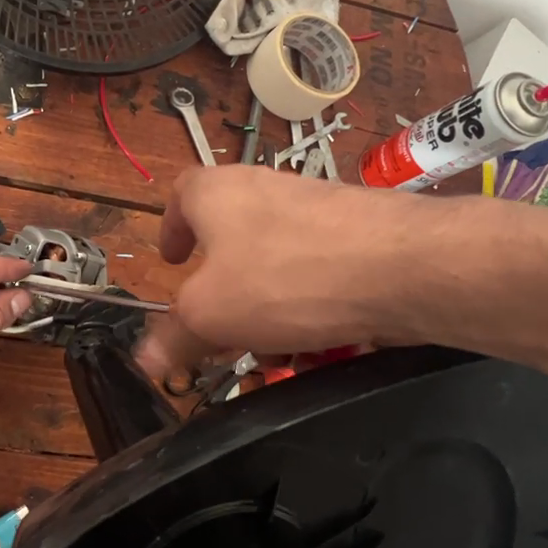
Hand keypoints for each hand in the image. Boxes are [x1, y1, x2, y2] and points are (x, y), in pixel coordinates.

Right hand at [134, 167, 448, 378]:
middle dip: (224, 297)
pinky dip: (312, 308)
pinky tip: (324, 347)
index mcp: (216, 193)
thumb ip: (173, 336)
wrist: (404, 265)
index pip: (180, 196)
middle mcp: (264, 189)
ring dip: (268, 313)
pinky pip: (319, 272)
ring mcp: (316, 207)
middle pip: (230, 243)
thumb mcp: (210, 316)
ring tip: (278, 357)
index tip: (173, 263)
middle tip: (222, 334)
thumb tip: (143, 359)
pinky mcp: (360, 231)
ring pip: (276, 265)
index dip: (171, 230)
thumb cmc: (283, 277)